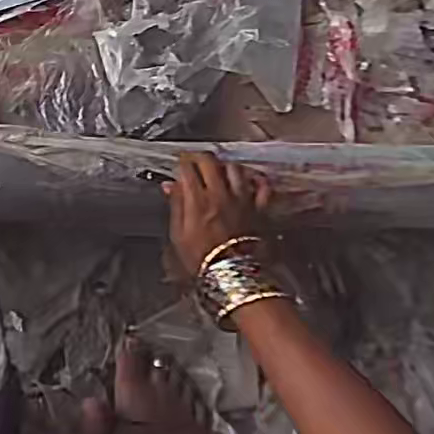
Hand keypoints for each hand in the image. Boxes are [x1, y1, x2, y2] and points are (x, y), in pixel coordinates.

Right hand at [164, 153, 270, 274]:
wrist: (235, 277)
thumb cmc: (202, 260)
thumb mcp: (178, 235)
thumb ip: (176, 206)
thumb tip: (170, 186)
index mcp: (198, 201)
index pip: (188, 168)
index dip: (182, 161)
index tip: (180, 162)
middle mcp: (221, 194)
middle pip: (211, 161)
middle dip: (200, 157)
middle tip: (195, 160)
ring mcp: (243, 199)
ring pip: (235, 168)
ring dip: (224, 165)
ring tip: (219, 169)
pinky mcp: (260, 208)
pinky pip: (262, 185)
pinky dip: (256, 178)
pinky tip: (249, 178)